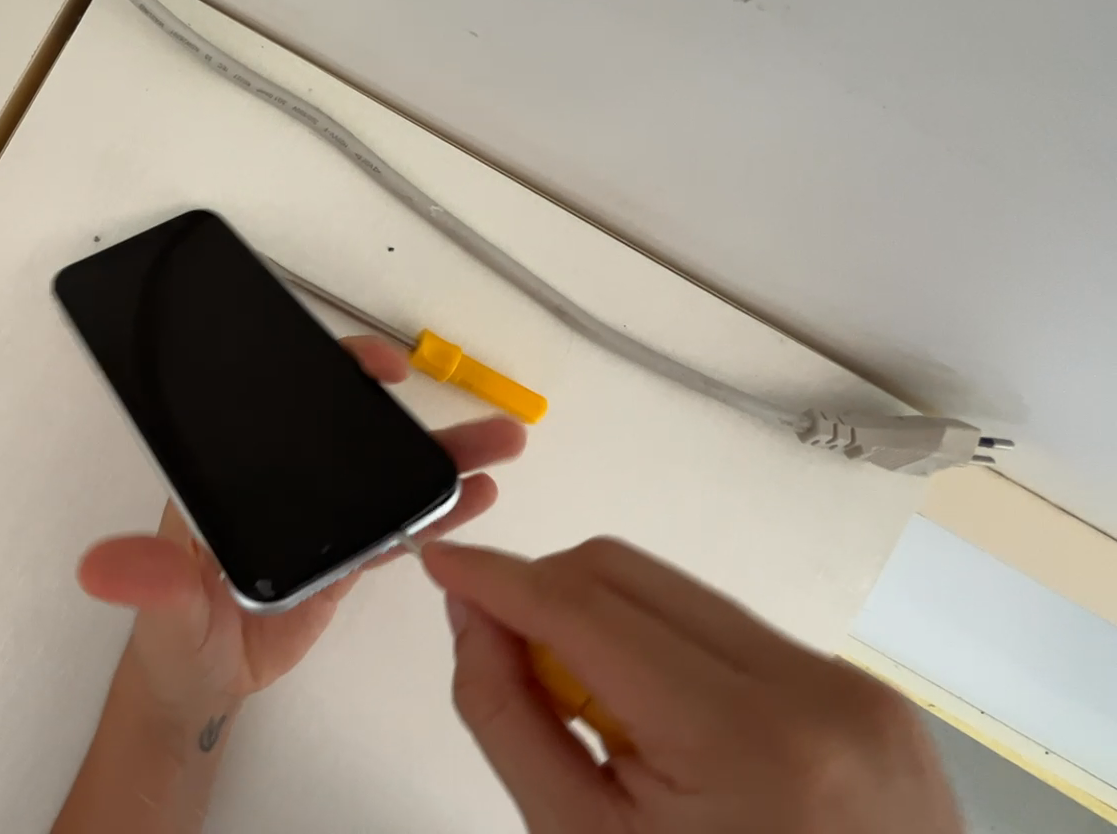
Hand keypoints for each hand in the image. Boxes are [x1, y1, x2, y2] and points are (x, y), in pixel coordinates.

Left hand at [77, 336, 528, 721]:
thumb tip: (106, 565)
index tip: (377, 366)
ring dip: (438, 459)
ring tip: (497, 443)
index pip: (283, 408)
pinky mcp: (344, 560)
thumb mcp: (161, 608)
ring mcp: (319, 520)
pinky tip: (476, 498)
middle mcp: (281, 485)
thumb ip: (151, 583)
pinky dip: (435, 514)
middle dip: (398, 410)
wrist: (206, 682)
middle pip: (345, 432)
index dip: (330, 376)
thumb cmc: (175, 636)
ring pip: (382, 476)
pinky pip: (394, 529)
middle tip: (450, 398)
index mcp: (236, 476)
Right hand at [423, 538, 960, 833]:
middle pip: (619, 573)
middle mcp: (813, 685)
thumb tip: (469, 608)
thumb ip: (503, 710)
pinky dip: (649, 645)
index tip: (435, 557)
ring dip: (594, 621)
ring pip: (662, 588)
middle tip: (513, 660)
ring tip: (598, 713)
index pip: (582, 610)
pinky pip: (710, 623)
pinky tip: (657, 722)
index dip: (495, 575)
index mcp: (748, 740)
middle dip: (541, 595)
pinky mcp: (861, 690)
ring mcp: (849, 684)